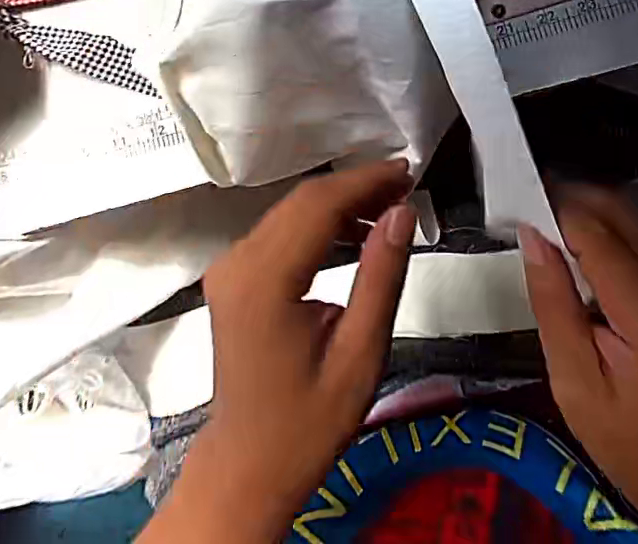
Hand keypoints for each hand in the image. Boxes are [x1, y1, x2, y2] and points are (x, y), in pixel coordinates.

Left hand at [142, 160, 416, 543]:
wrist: (248, 465)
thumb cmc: (307, 421)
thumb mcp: (360, 355)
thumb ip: (382, 278)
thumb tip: (402, 213)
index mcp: (264, 281)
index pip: (319, 206)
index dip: (366, 182)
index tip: (407, 171)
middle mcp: (237, 262)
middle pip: (303, 201)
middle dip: (357, 187)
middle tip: (406, 186)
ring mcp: (230, 266)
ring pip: (292, 211)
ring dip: (341, 203)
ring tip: (390, 208)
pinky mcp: (234, 274)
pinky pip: (282, 230)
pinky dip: (321, 223)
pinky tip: (355, 232)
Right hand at [521, 188, 637, 543]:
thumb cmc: (631, 444)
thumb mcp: (575, 385)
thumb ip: (553, 304)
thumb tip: (531, 237)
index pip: (599, 236)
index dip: (555, 213)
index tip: (516, 211)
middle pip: (620, 216)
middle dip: (569, 201)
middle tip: (525, 208)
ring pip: (633, 222)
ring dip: (587, 215)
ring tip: (546, 228)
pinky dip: (607, 234)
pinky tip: (580, 252)